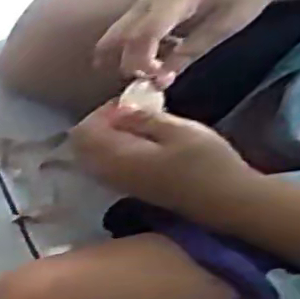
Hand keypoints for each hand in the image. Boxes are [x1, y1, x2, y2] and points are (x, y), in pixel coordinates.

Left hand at [69, 103, 256, 207]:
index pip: (84, 131)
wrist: (218, 199)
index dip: (101, 112)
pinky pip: (100, 162)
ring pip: (89, 153)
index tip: (129, 99)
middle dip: (100, 122)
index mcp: (112, 156)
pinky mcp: (121, 185)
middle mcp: (101, 170)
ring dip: (105, 135)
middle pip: (81, 142)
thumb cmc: (205, 162)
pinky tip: (138, 139)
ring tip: (137, 121)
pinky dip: (111, 147)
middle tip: (132, 108)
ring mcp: (109, 180)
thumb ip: (145, 120)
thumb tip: (120, 110)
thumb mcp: (180, 131)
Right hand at [94, 0, 289, 82]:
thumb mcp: (224, 28)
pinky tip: (150, 57)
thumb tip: (158, 82)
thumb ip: (188, 54)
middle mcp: (147, 2)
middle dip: (125, 65)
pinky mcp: (136, 13)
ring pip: (109, 42)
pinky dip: (124, 54)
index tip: (154, 80)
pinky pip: (117, 39)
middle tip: (146, 78)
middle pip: (114, 41)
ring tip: (147, 68)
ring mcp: (138, 7)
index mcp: (173, 0)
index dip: (141, 63)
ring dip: (120, 61)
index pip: (141, 37)